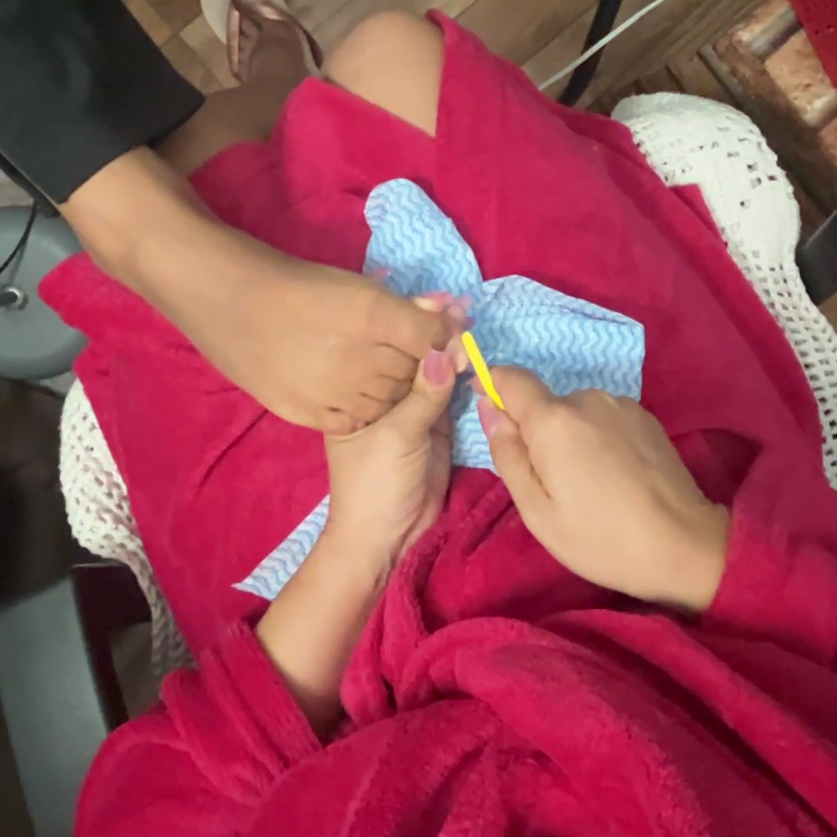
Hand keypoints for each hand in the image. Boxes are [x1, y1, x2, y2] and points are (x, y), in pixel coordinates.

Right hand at [147, 230, 461, 435]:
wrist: (226, 300)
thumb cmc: (295, 284)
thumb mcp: (357, 287)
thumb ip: (406, 304)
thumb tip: (453, 310)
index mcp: (371, 314)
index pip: (433, 338)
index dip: (447, 339)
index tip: (449, 336)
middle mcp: (356, 355)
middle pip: (415, 372)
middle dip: (418, 362)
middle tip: (403, 351)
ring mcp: (332, 389)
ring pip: (389, 401)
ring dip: (394, 389)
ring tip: (374, 370)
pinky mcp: (308, 413)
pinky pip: (356, 419)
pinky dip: (363, 409)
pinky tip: (352, 390)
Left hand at [323, 320, 463, 561]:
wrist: (389, 535)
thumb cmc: (375, 484)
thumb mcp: (397, 436)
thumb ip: (423, 396)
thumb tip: (444, 350)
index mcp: (360, 391)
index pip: (387, 348)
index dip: (411, 324)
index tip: (438, 301)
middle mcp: (384, 393)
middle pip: (413, 353)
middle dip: (435, 329)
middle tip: (461, 303)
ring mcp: (412, 407)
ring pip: (435, 369)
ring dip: (453, 346)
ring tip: (470, 315)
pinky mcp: (437, 423)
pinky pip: (451, 392)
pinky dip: (464, 373)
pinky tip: (475, 350)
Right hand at [480, 367, 728, 611]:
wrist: (684, 546)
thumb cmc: (600, 537)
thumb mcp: (536, 510)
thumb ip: (507, 453)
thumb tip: (490, 408)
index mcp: (554, 420)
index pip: (510, 377)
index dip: (493, 388)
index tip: (493, 417)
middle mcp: (587, 398)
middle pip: (545, 403)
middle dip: (538, 432)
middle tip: (553, 483)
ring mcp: (621, 404)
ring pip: (575, 412)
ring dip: (570, 437)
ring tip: (589, 483)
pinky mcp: (645, 416)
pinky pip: (603, 418)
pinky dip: (598, 438)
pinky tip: (615, 475)